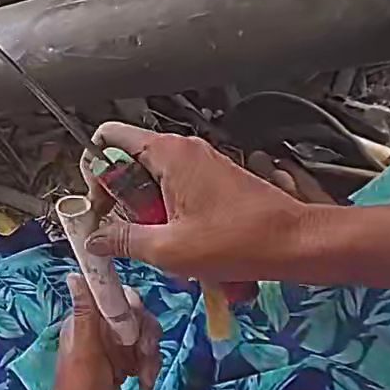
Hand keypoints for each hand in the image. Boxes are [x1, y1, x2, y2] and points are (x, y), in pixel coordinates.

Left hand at [45, 274, 159, 389]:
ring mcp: (112, 348)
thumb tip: (73, 274)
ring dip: (149, 353)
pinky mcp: (125, 364)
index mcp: (82, 322)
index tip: (134, 326)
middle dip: (144, 334)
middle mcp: (97, 330)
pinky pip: (146, 353)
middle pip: (133, 313)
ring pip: (143, 333)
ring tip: (143, 375)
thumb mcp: (85, 354)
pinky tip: (143, 384)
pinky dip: (150, 367)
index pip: (111, 295)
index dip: (127, 306)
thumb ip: (85, 314)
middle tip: (144, 354)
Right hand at [85, 122, 317, 283]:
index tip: (99, 207)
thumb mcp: (168, 249)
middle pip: (127, 163)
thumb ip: (124, 240)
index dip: (95, 174)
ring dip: (145, 213)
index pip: (108, 140)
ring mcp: (200, 164)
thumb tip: (96, 239)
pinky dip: (168, 215)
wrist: (295, 243)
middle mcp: (183, 150)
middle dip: (120, 200)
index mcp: (168, 154)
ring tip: (159, 242)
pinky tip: (180, 242)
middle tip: (126, 232)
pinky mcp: (212, 180)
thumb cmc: (240, 240)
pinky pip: (174, 190)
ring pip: (151, 181)